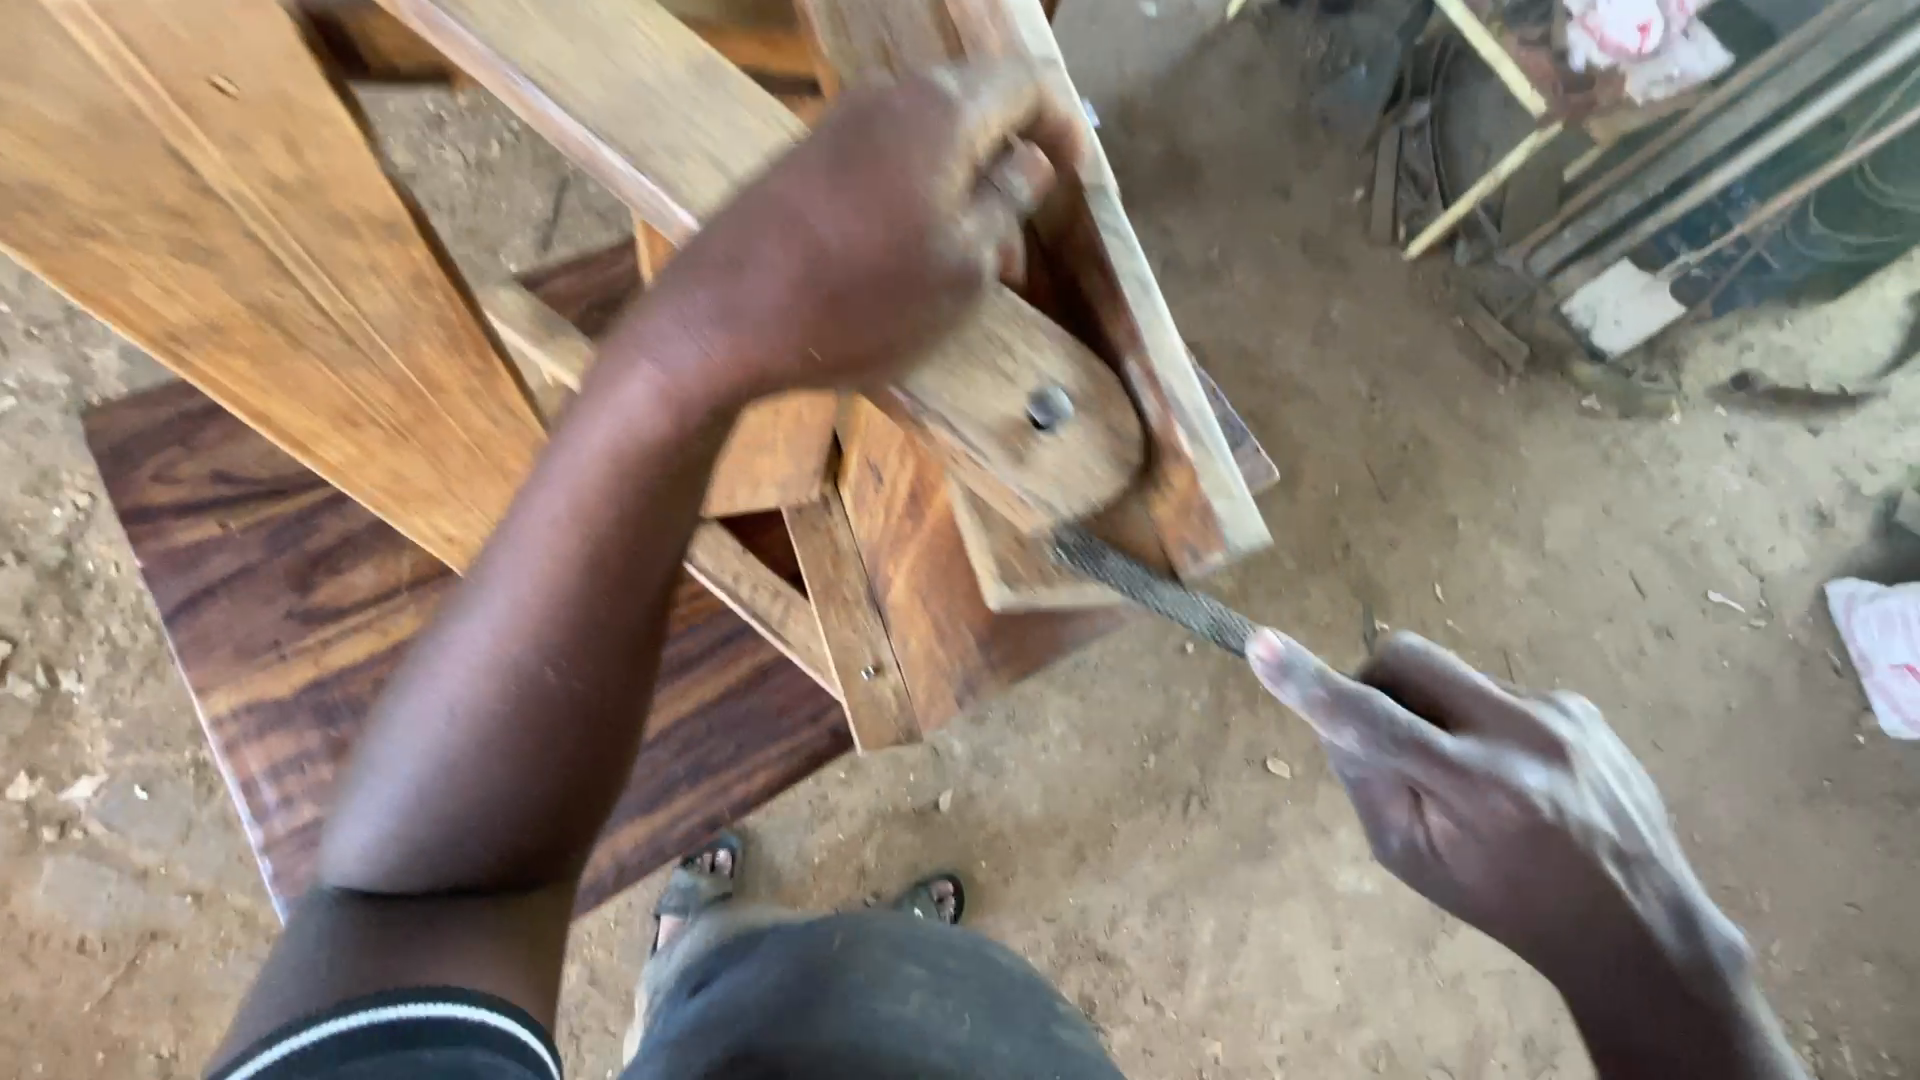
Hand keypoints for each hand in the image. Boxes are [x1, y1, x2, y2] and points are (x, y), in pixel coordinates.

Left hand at [606, 61, 1087, 408]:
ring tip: (968, 271)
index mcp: (940, 111)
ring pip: (926, 147)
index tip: (1076, 175)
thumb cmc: (862, 301)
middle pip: (972, 113)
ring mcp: (837, 128)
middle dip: (1008, 175)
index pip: (1025, 84)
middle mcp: (887, 98)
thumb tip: (1030, 158)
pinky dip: (915, 206)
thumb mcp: (964, 267)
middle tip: (1020, 249)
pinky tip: (910, 263)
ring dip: (960, 199)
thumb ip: (1008, 200)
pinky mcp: (803, 165)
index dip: (1061, 125)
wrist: (725, 321)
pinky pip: (883, 169)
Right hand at [1246, 629, 1749, 996]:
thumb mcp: (1411, 857)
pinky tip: (1507, 770)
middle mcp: (1522, 736)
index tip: (1260, 645)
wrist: (1643, 927)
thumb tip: (1333, 710)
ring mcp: (1561, 712)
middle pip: (1406, 658)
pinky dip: (1472, 718)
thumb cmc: (1504, 902)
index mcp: (1477, 790)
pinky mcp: (1580, 704)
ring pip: (1446, 673)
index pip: (1371, 721)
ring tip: (1466, 772)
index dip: (1308, 683)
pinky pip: (1488, 688)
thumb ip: (1364, 777)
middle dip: (1373, 683)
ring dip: (1428, 710)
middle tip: (1386, 736)